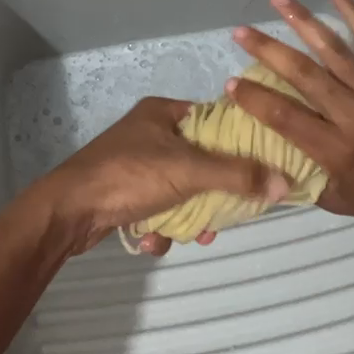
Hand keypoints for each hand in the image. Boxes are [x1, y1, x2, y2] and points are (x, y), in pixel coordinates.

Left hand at [24, 97, 289, 256]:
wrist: (67, 211)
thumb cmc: (129, 176)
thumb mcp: (190, 171)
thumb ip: (238, 175)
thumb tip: (286, 183)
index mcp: (163, 113)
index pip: (215, 121)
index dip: (240, 144)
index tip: (263, 169)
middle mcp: (150, 133)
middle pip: (202, 160)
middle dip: (214, 193)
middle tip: (228, 213)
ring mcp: (135, 165)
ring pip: (181, 189)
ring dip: (189, 216)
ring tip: (194, 237)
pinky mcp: (123, 193)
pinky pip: (157, 208)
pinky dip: (161, 226)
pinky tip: (154, 240)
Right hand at [227, 0, 353, 239]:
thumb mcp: (342, 203)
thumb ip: (304, 182)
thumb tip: (270, 166)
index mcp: (337, 150)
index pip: (285, 117)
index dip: (254, 99)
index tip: (229, 84)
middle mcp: (353, 114)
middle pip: (303, 75)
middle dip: (268, 51)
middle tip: (240, 33)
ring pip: (333, 51)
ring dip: (303, 22)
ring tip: (279, 1)